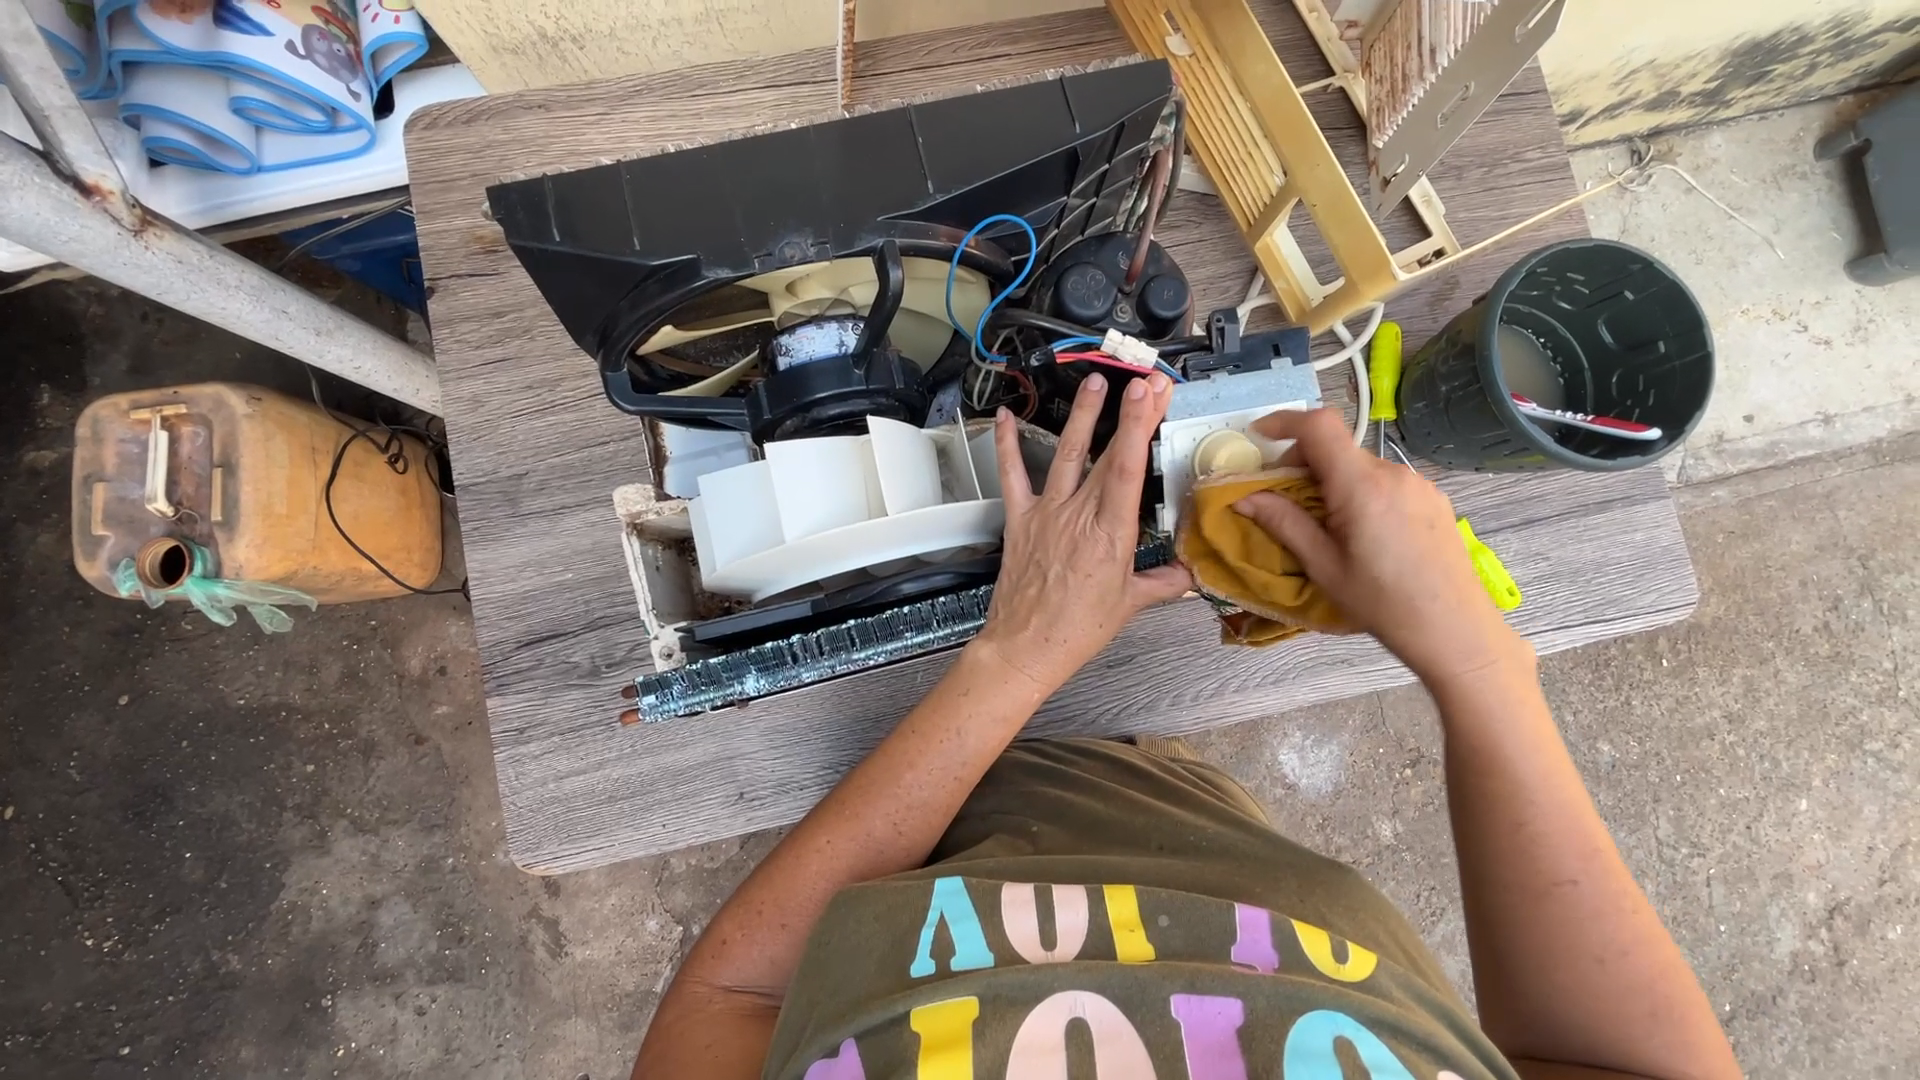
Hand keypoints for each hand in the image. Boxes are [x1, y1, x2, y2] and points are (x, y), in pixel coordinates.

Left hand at [972, 372, 1192, 693]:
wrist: (1025, 647)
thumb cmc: (1078, 629)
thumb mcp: (1130, 605)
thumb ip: (1164, 583)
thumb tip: (1192, 572)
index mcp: (1111, 533)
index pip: (1130, 469)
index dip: (1141, 426)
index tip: (1152, 393)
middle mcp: (1078, 515)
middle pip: (1107, 455)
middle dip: (1129, 414)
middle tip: (1146, 381)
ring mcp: (1046, 513)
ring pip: (1065, 454)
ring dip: (1082, 416)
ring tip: (1095, 382)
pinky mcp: (1019, 519)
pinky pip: (1012, 476)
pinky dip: (1007, 445)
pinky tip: (1007, 415)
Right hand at [1230, 408, 1525, 685]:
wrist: (1453, 628)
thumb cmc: (1381, 602)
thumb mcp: (1321, 565)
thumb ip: (1283, 522)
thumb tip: (1244, 497)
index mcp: (1360, 485)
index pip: (1319, 426)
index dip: (1284, 421)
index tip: (1258, 436)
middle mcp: (1392, 473)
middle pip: (1336, 447)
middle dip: (1302, 465)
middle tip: (1284, 502)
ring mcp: (1417, 484)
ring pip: (1359, 466)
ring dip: (1331, 482)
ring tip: (1324, 525)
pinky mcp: (1432, 498)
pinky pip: (1383, 481)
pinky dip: (1358, 492)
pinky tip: (1361, 532)